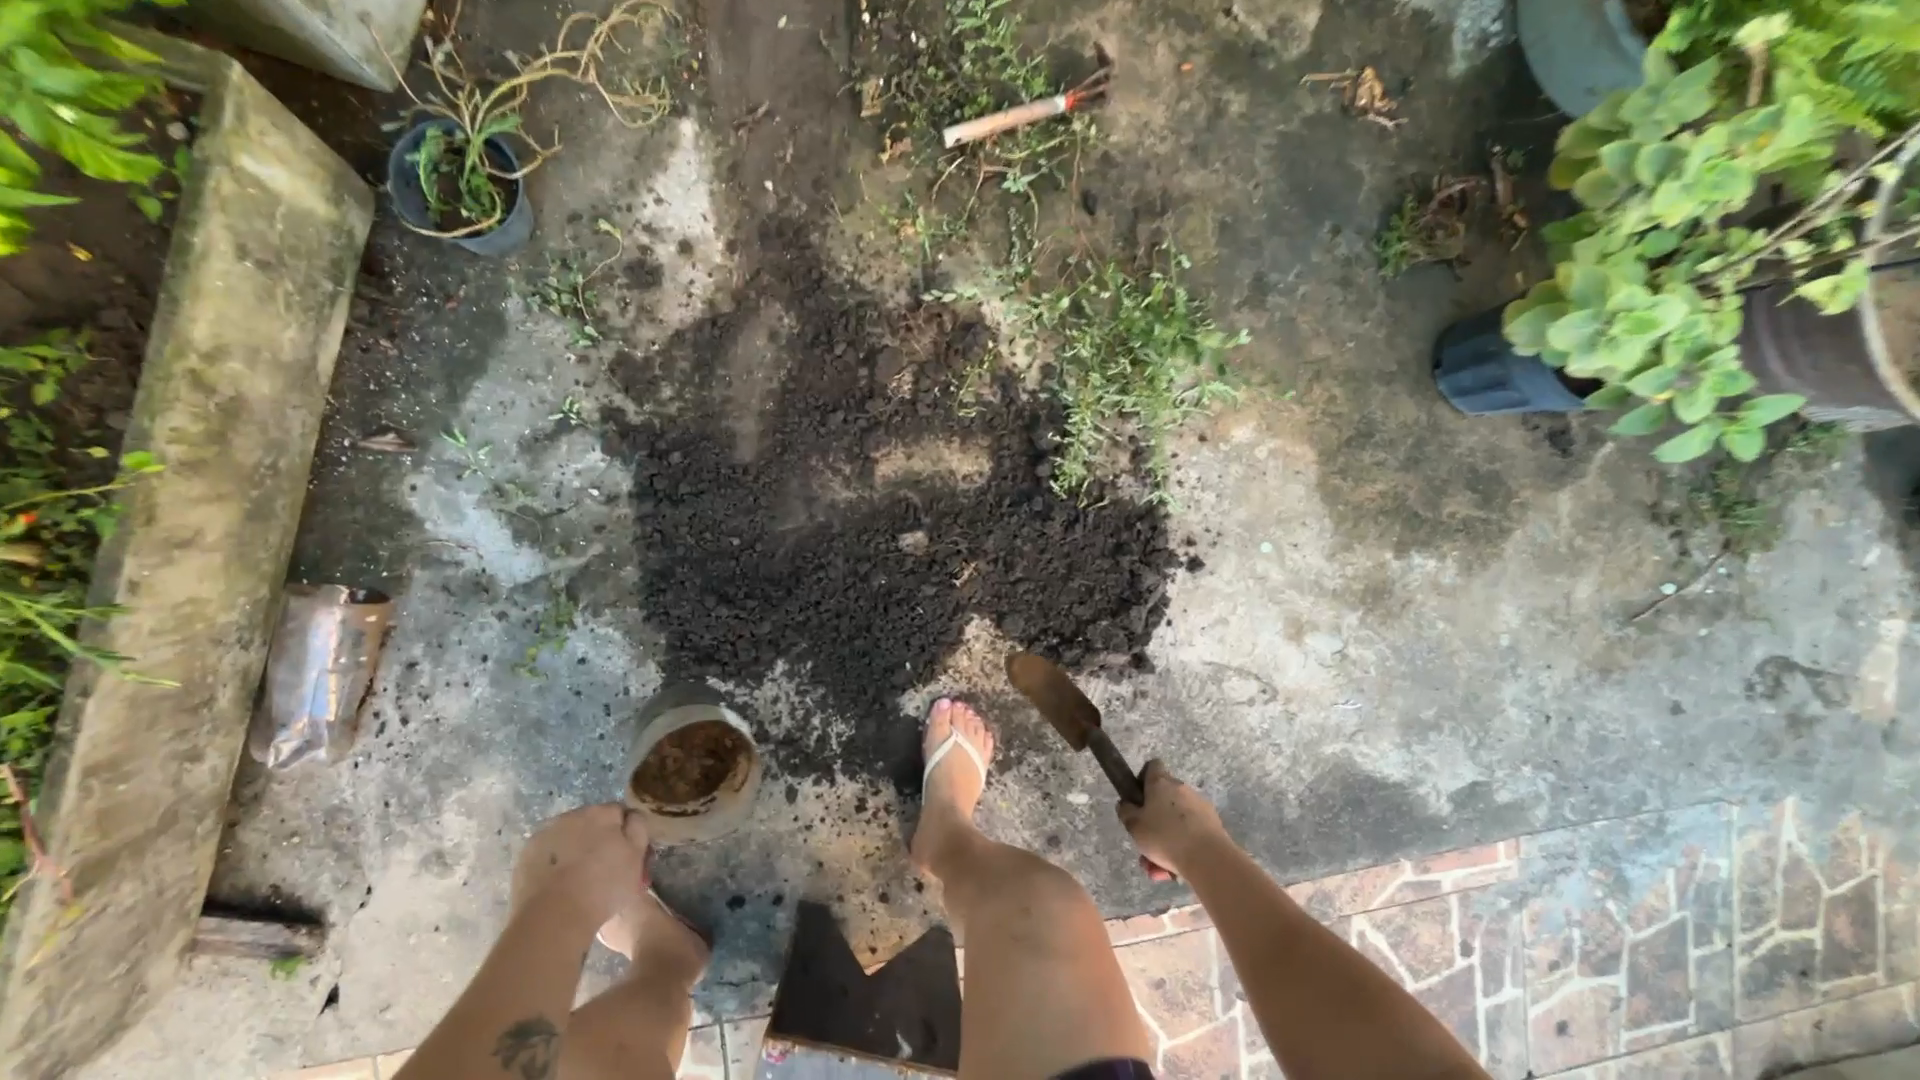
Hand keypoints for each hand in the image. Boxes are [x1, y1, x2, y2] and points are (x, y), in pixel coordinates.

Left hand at [510, 803, 651, 925]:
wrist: (553, 917)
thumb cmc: (603, 887)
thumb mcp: (636, 858)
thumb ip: (638, 829)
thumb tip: (632, 816)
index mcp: (602, 813)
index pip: (620, 813)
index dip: (625, 833)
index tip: (626, 853)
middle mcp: (572, 815)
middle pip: (592, 822)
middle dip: (598, 838)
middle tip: (603, 867)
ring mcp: (546, 833)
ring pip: (568, 836)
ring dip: (575, 848)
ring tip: (578, 877)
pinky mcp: (526, 853)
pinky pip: (548, 851)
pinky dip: (555, 861)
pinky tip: (558, 882)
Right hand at [1117, 761, 1226, 881]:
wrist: (1208, 857)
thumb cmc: (1165, 836)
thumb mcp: (1134, 826)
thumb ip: (1126, 812)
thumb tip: (1126, 804)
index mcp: (1160, 783)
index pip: (1152, 766)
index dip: (1142, 778)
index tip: (1137, 798)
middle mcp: (1181, 788)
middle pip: (1163, 799)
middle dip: (1153, 822)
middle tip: (1145, 844)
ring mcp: (1199, 805)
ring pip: (1176, 821)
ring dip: (1166, 840)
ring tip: (1158, 868)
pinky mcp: (1213, 823)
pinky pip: (1190, 832)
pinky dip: (1182, 847)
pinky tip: (1175, 870)